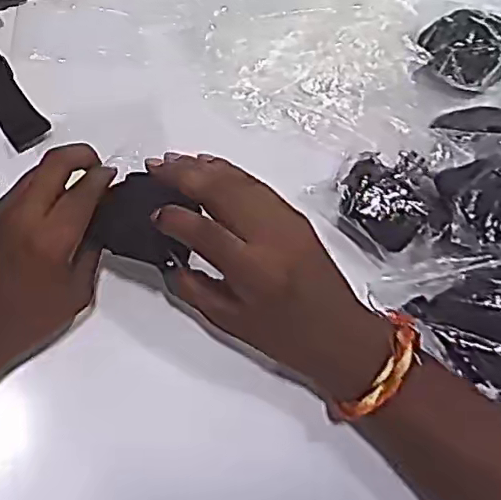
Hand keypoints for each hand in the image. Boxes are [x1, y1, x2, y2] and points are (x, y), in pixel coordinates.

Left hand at [0, 144, 115, 386]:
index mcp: (49, 239)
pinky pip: (21, 187)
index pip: (83, 189)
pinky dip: (41, 185)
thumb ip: (90, 251)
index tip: (111, 176)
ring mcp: (3, 212)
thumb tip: (98, 223)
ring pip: (36, 170)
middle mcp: (23, 217)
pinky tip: (53, 203)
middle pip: (56, 162)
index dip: (103, 177)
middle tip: (96, 166)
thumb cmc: (18, 321)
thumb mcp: (74, 293)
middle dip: (82, 155)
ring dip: (60, 169)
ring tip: (77, 185)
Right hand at [148, 153, 394, 404]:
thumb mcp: (230, 322)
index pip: (203, 230)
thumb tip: (170, 255)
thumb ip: (192, 287)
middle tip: (156, 168)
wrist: (344, 337)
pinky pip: (253, 182)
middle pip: (219, 191)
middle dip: (181, 174)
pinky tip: (206, 166)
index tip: (155, 215)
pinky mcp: (294, 214)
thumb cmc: (290, 337)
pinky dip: (225, 170)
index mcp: (254, 272)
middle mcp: (272, 240)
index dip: (172, 218)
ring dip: (200, 167)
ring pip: (236, 179)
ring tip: (172, 162)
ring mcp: (286, 222)